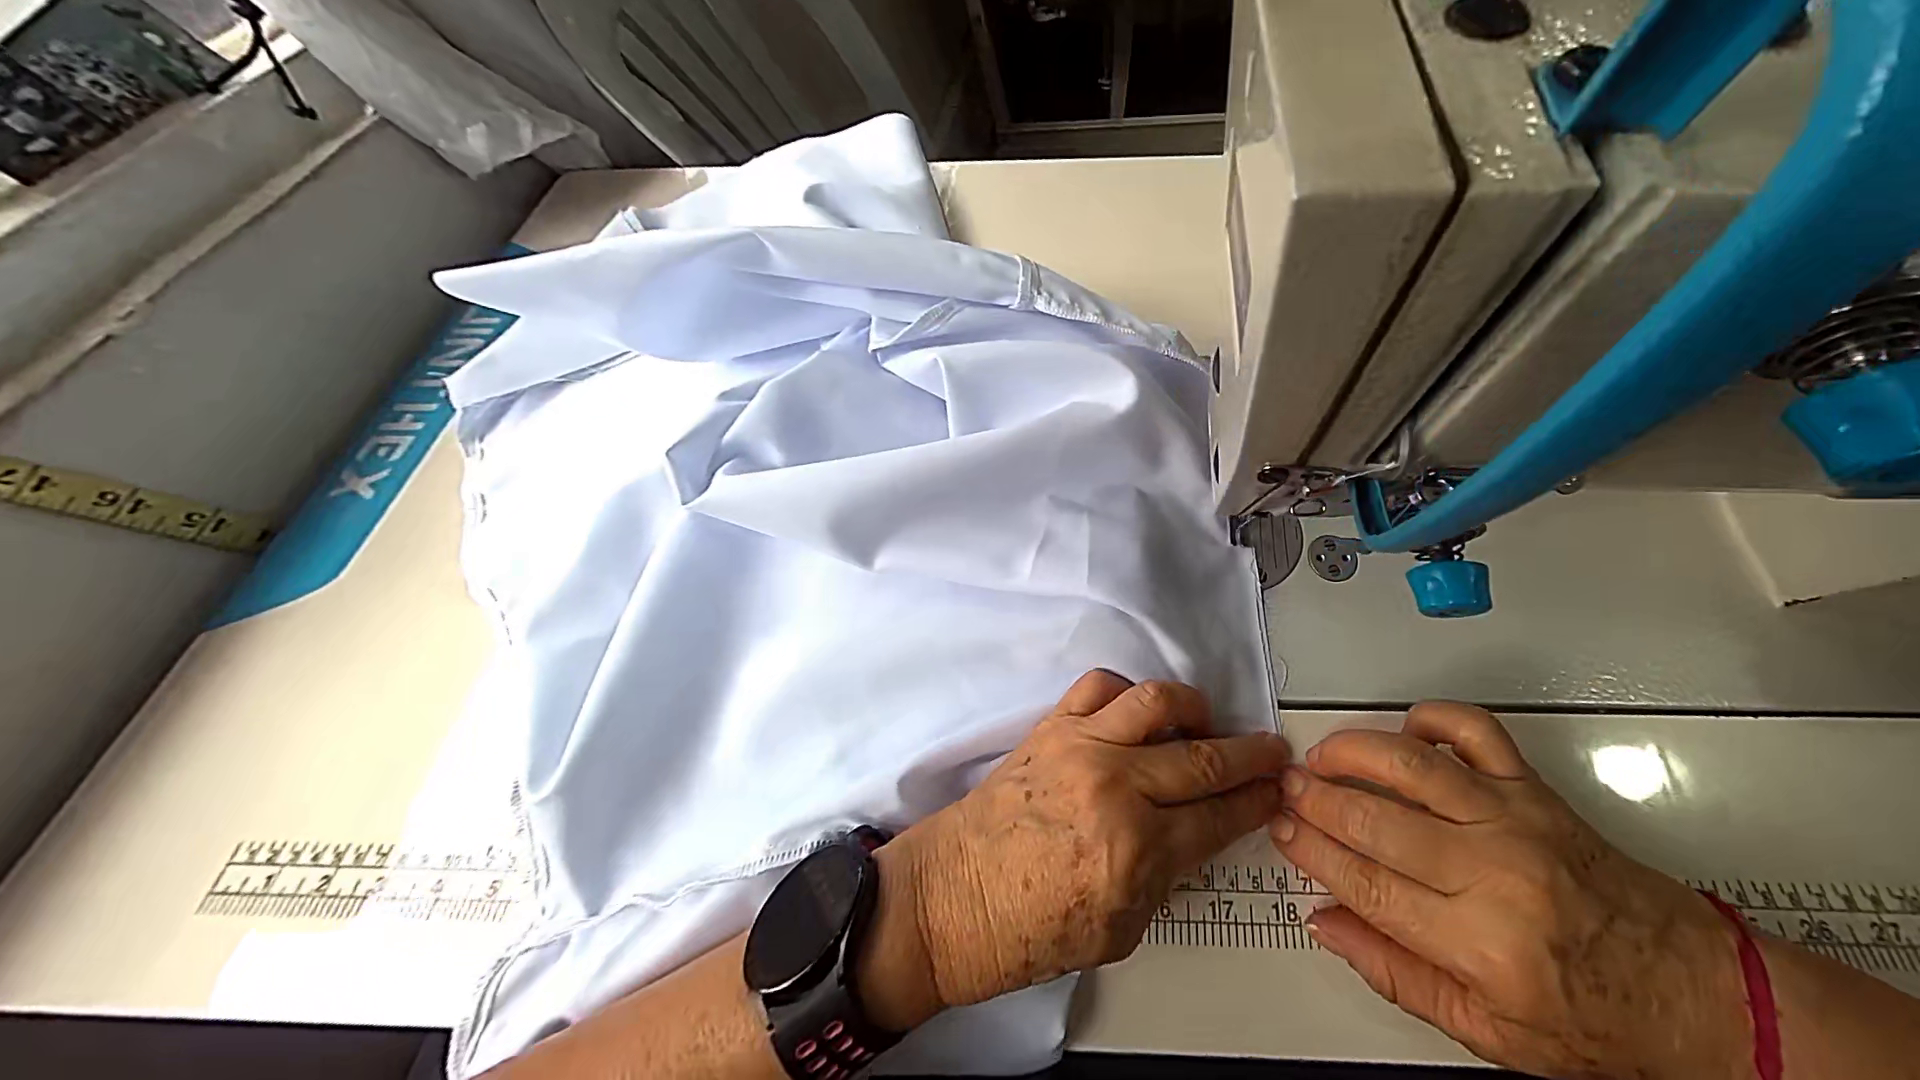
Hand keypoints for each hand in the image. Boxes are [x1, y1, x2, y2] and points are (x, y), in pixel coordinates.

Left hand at [874, 670, 1289, 1017]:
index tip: (1277, 789)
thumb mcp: (1121, 930)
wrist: (952, 897)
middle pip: (1202, 757)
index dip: (1256, 801)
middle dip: (1249, 754)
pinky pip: (1097, 687)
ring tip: (1205, 721)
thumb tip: (1190, 833)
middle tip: (1270, 752)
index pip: (1219, 815)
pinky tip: (1135, 711)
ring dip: (1193, 708)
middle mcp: (1113, 787)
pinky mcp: (1048, 729)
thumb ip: (1164, 875)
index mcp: (1137, 850)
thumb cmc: (1028, 928)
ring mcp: (1078, 748)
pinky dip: (1126, 691)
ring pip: (1155, 702)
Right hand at [1271, 703, 1748, 1079]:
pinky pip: (1477, 732)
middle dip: (1315, 799)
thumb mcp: (1486, 1030)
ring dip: (1353, 751)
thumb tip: (1324, 920)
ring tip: (1322, 756)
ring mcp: (1516, 822)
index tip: (1281, 830)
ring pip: (1413, 766)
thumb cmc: (1593, 1018)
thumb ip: (1394, 973)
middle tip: (1287, 789)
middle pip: (1375, 819)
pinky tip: (1405, 730)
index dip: (1311, 851)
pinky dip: (1433, 717)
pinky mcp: (1536, 793)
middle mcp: (1495, 874)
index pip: (1364, 883)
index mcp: (1480, 944)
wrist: (1698, 993)